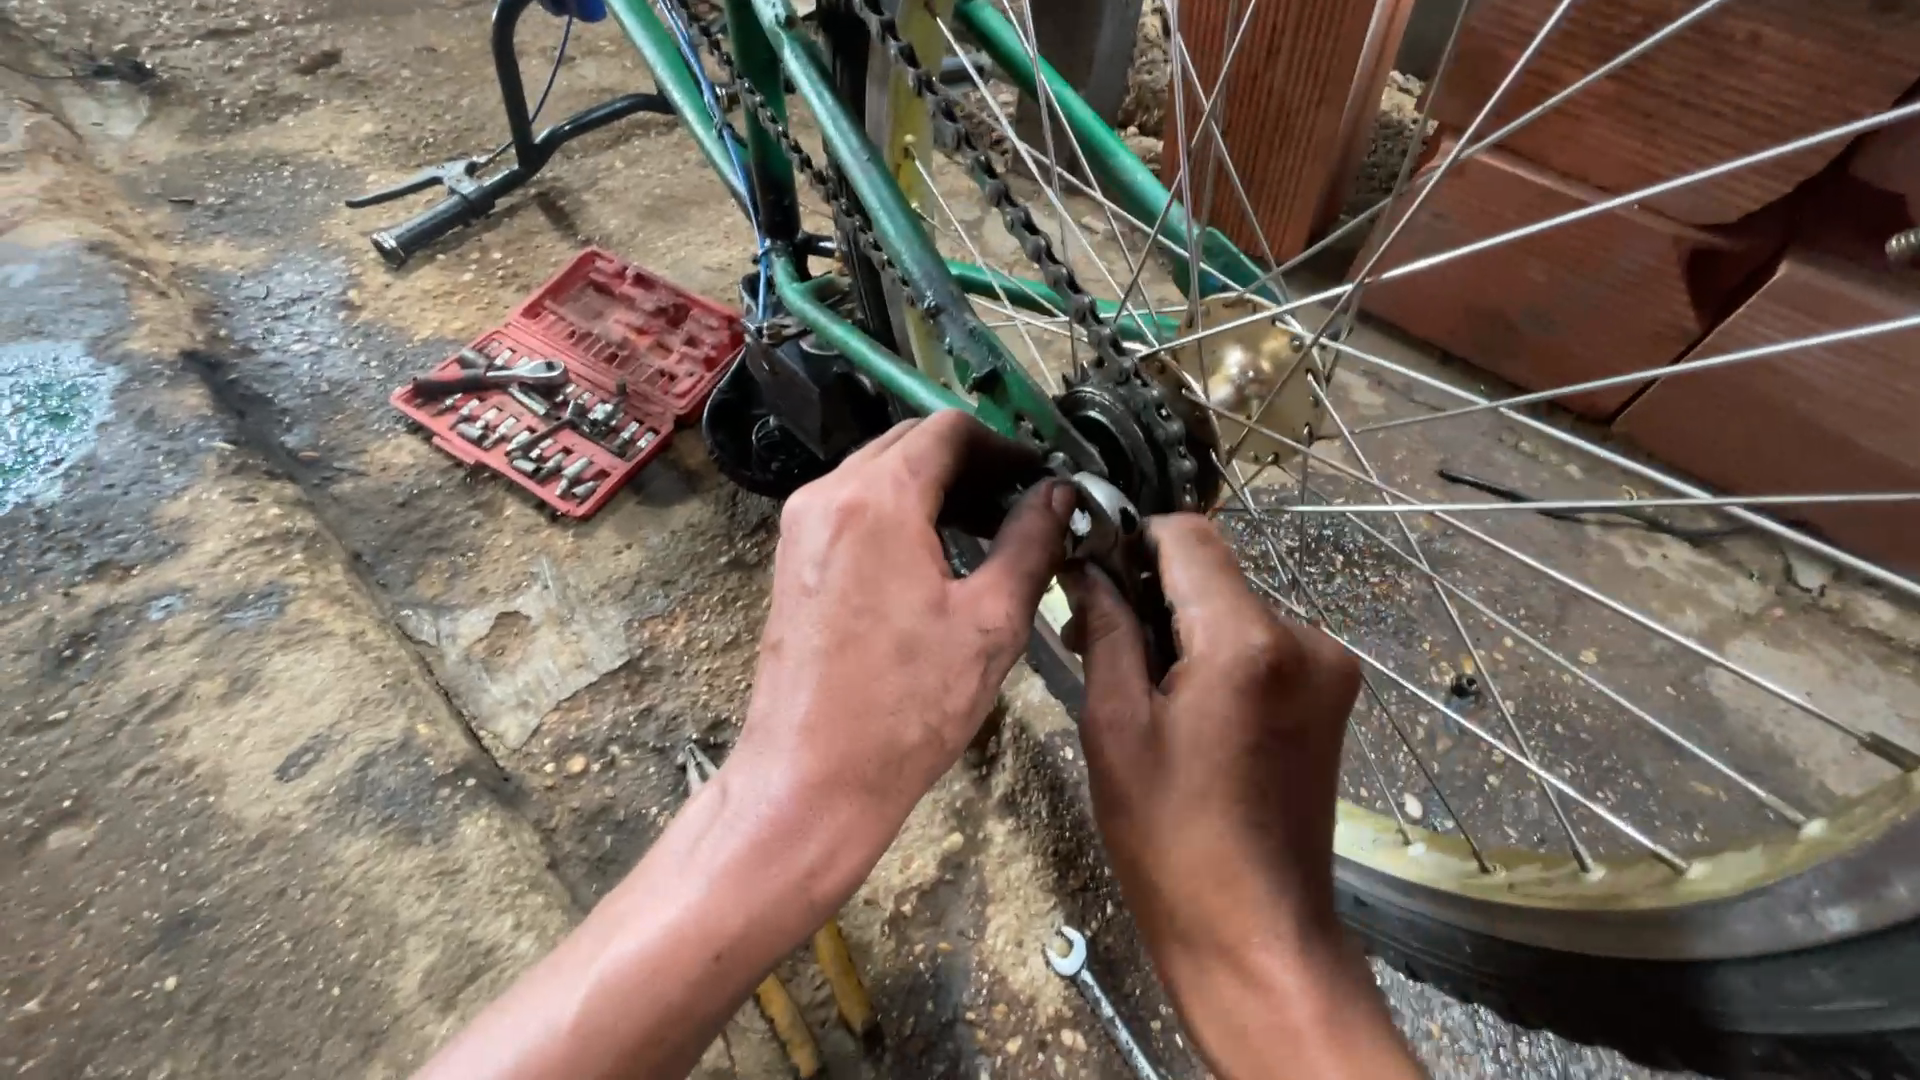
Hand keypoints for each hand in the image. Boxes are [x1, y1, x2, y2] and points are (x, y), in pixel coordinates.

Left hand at [729, 411, 1075, 824]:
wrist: (812, 776)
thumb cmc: (907, 706)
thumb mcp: (990, 621)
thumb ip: (1030, 541)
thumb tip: (1058, 493)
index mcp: (876, 500)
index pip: (947, 430)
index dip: (1003, 446)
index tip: (1037, 478)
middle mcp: (827, 496)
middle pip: (909, 442)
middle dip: (969, 461)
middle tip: (1017, 502)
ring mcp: (801, 526)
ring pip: (877, 472)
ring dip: (933, 485)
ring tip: (983, 528)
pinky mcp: (794, 558)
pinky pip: (852, 506)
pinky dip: (897, 510)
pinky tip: (933, 553)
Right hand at [1062, 515, 1423, 1079]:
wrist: (1256, 932)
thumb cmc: (1168, 836)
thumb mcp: (1114, 725)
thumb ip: (1105, 629)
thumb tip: (1088, 566)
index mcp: (1246, 641)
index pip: (1189, 535)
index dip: (1135, 536)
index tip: (1093, 566)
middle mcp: (1303, 637)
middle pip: (1213, 571)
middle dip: (1152, 589)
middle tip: (1096, 633)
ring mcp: (1328, 665)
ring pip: (1235, 605)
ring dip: (1183, 623)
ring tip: (1138, 680)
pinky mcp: (1332, 693)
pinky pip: (1261, 641)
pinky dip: (1217, 650)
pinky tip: (1187, 701)